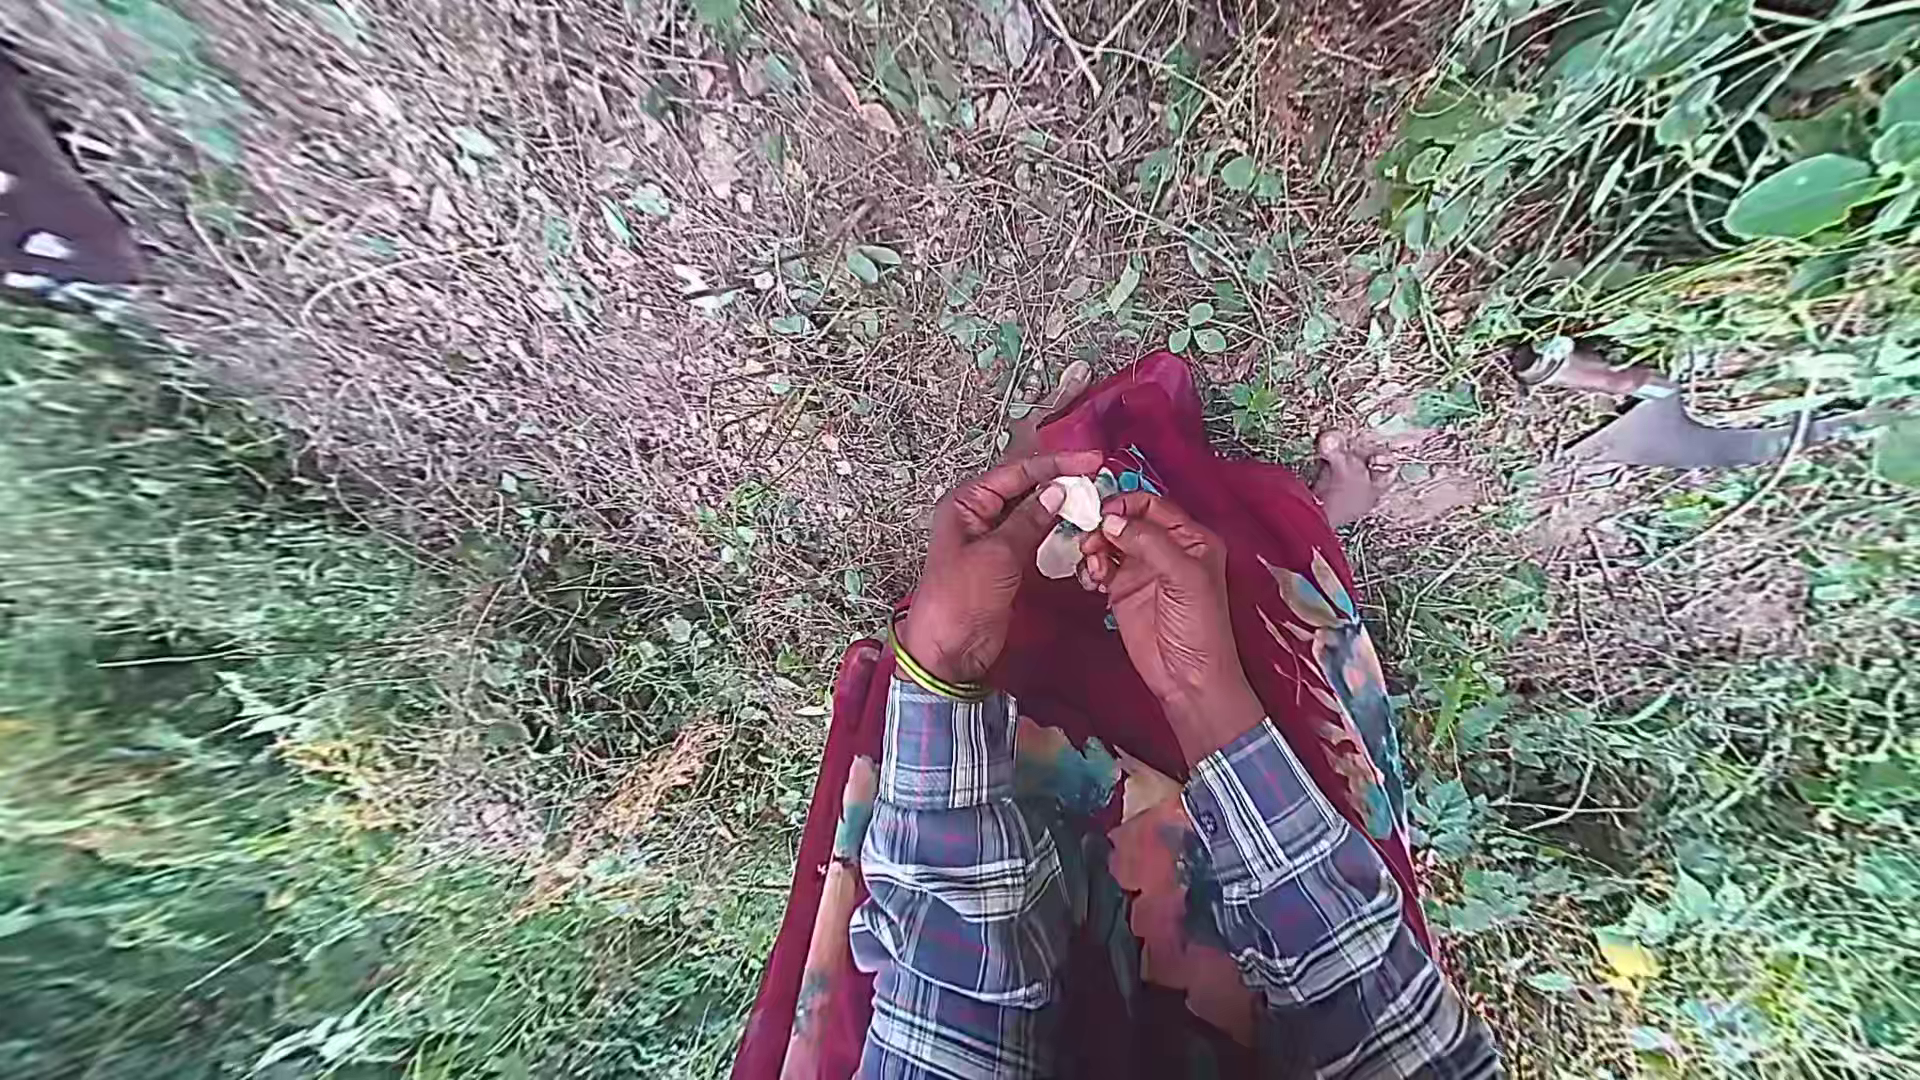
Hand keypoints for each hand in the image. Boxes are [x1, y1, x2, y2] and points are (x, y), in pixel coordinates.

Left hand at [899, 449, 1103, 682]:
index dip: (1055, 464)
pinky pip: (1035, 539)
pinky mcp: (1008, 563)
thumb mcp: (997, 555)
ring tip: (1094, 501)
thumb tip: (1057, 490)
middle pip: (1025, 490)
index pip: (1016, 473)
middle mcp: (979, 516)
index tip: (1091, 461)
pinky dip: (1056, 533)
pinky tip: (1078, 529)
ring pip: (1034, 514)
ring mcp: (994, 540)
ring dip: (1061, 508)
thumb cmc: (961, 599)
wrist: (949, 651)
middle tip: (1098, 479)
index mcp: (967, 504)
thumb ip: (1029, 520)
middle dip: (1061, 483)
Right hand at [1080, 493, 1263, 763]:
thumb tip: (1113, 521)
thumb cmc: (1201, 630)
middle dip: (1104, 527)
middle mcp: (1164, 550)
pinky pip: (1099, 566)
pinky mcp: (1121, 589)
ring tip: (1094, 565)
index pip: (1152, 505)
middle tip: (1092, 539)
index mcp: (1190, 539)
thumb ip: (1150, 543)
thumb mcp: (1184, 578)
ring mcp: (1141, 569)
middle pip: (1125, 521)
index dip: (1126, 505)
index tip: (1103, 514)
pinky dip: (1090, 568)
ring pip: (1108, 542)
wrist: (1186, 677)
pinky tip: (1093, 580)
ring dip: (1094, 547)